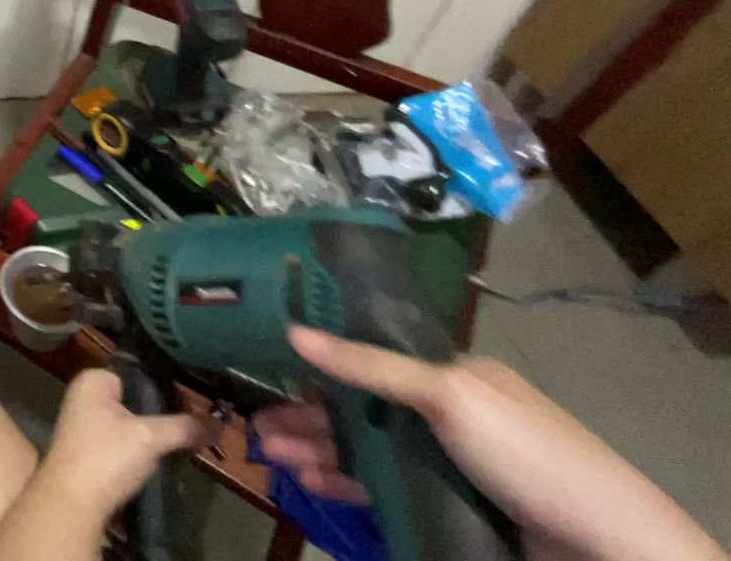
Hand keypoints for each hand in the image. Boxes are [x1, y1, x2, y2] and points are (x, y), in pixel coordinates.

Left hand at [48, 369, 206, 511]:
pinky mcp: (88, 449)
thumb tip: (217, 424)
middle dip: (163, 420)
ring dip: (153, 439)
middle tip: (192, 436)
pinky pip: (122, 443)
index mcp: (93, 380)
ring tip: (181, 451)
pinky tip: (160, 465)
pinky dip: (140, 452)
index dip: (167, 394)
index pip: (139, 377)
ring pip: (131, 425)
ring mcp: (84, 423)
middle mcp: (85, 396)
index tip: (194, 413)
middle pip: (136, 402)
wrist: (72, 501)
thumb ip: (183, 427)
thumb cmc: (107, 457)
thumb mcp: (150, 438)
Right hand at [255, 327, 725, 560]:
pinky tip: (310, 482)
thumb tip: (291, 329)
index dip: (322, 365)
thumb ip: (369, 365)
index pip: (371, 361)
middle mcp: (445, 417)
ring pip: (364, 451)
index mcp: (453, 377)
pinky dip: (342, 482)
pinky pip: (381, 489)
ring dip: (314, 449)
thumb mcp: (449, 395)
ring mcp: (446, 466)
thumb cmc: (529, 454)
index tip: (275, 368)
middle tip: (257, 425)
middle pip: (358, 409)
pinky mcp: (446, 508)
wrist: (610, 553)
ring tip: (270, 453)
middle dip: (306, 416)